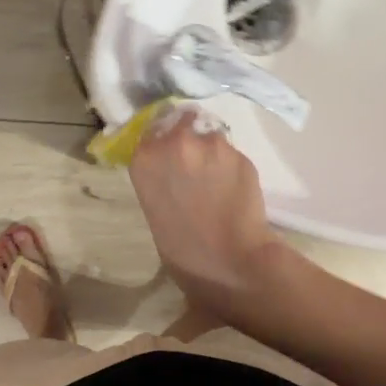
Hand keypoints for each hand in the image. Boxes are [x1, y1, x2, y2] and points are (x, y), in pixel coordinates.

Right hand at [128, 106, 280, 309]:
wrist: (230, 260)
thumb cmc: (183, 251)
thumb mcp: (154, 210)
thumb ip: (160, 178)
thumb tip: (172, 171)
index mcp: (145, 159)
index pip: (151, 131)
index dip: (163, 140)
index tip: (170, 153)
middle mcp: (176, 142)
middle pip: (182, 124)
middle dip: (189, 140)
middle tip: (197, 165)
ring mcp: (211, 145)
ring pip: (211, 137)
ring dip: (213, 153)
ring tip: (219, 181)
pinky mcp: (240, 153)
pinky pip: (232, 154)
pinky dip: (232, 167)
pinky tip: (235, 189)